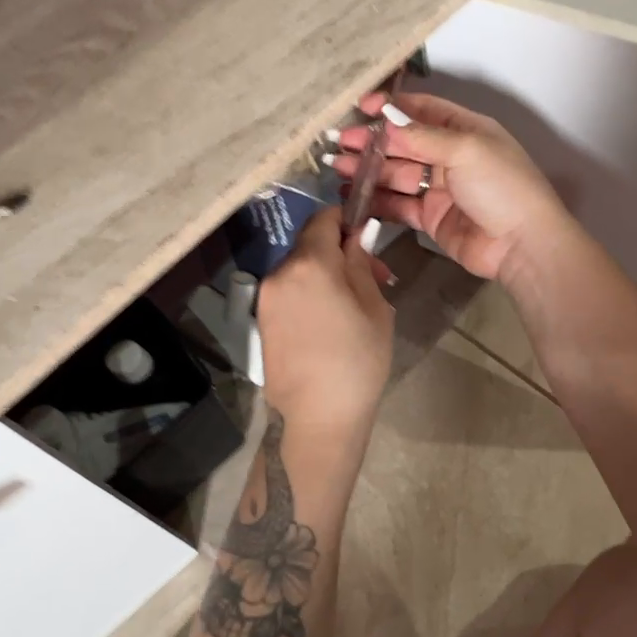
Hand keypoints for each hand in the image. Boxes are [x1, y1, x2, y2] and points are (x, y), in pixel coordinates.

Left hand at [257, 209, 394, 436]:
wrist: (318, 417)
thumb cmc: (357, 360)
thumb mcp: (374, 306)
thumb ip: (361, 263)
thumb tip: (354, 237)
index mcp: (310, 264)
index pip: (323, 219)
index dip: (346, 221)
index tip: (366, 237)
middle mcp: (279, 273)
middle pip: (310, 245)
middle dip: (339, 253)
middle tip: (374, 279)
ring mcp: (266, 298)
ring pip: (299, 270)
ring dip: (325, 276)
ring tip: (354, 305)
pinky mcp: (262, 320)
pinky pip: (289, 292)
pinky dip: (310, 294)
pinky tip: (331, 322)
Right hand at [331, 91, 569, 281]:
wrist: (522, 244)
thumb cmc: (501, 186)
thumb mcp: (465, 149)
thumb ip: (422, 136)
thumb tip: (386, 122)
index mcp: (465, 130)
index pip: (423, 110)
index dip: (393, 107)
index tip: (361, 107)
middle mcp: (451, 156)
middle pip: (404, 143)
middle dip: (373, 142)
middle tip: (339, 143)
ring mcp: (440, 189)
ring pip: (397, 174)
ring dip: (368, 170)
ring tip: (337, 168)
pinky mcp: (431, 218)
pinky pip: (398, 205)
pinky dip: (376, 201)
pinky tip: (350, 197)